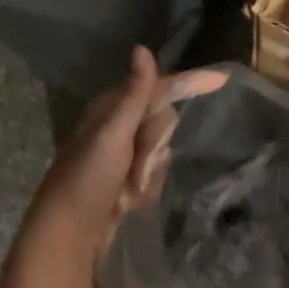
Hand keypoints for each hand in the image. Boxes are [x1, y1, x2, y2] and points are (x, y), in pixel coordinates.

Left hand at [27, 46, 226, 254]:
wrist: (67, 239)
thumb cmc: (87, 181)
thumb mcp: (112, 134)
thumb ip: (134, 94)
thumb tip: (142, 48)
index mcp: (110, 109)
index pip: (157, 87)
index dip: (188, 83)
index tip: (221, 80)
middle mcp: (116, 127)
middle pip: (163, 119)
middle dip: (156, 142)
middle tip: (137, 165)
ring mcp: (120, 155)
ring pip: (161, 148)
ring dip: (151, 168)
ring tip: (129, 189)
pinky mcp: (124, 180)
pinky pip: (154, 171)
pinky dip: (147, 185)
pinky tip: (130, 200)